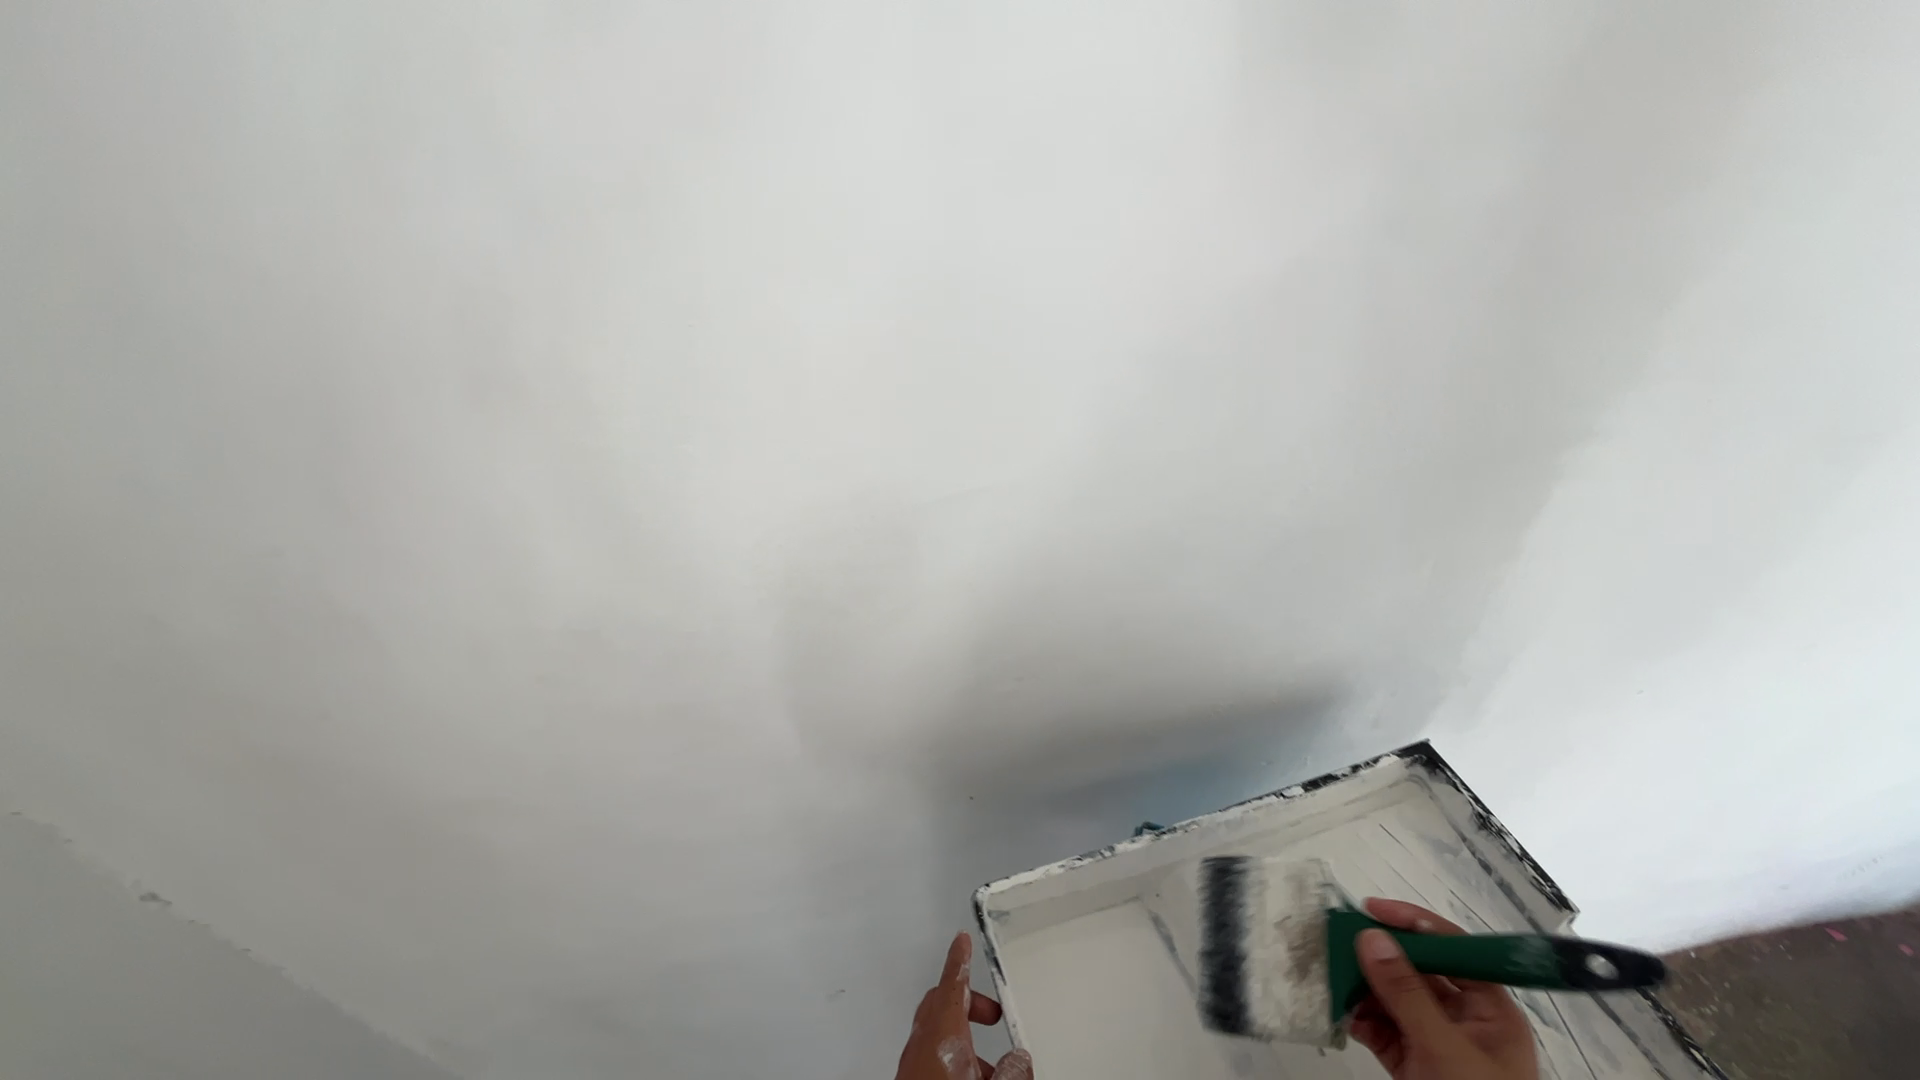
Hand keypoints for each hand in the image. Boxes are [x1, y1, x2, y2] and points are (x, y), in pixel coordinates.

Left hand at [895, 932, 1033, 1079]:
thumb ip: (1010, 1070)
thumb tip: (1019, 1059)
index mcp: (941, 1033)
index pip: (951, 983)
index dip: (959, 959)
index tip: (962, 938)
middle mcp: (921, 1043)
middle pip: (942, 1003)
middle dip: (969, 1000)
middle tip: (992, 1010)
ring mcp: (913, 1062)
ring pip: (937, 1030)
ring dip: (963, 1033)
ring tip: (990, 1060)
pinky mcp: (912, 1077)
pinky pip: (931, 1051)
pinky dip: (952, 1052)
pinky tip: (973, 1074)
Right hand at [1348, 899, 1539, 1079]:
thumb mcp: (1446, 1051)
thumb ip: (1407, 993)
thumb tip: (1369, 935)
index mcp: (1490, 1011)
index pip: (1454, 949)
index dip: (1414, 924)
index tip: (1371, 909)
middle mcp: (1462, 1019)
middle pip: (1417, 970)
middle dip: (1377, 954)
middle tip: (1335, 935)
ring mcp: (1433, 1041)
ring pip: (1391, 996)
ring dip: (1360, 984)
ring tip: (1326, 969)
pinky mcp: (1408, 1063)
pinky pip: (1379, 1027)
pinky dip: (1356, 1016)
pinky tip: (1335, 1007)